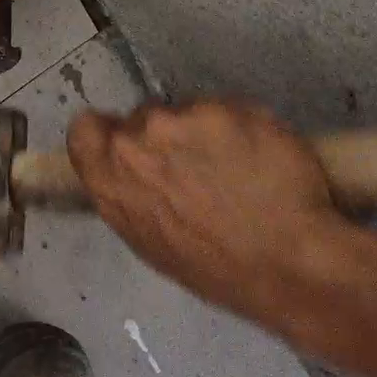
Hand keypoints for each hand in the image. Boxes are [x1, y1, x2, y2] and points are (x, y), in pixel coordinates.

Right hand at [68, 99, 349, 315]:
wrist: (291, 265)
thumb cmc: (218, 270)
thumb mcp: (153, 244)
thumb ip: (130, 195)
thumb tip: (133, 175)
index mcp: (110, 181)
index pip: (84, 131)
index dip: (107, 132)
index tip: (131, 146)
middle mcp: (136, 142)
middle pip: (142, 119)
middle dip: (166, 135)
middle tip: (199, 164)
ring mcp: (180, 119)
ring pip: (187, 111)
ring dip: (206, 130)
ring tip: (239, 166)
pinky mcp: (224, 107)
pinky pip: (227, 109)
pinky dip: (242, 127)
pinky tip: (262, 156)